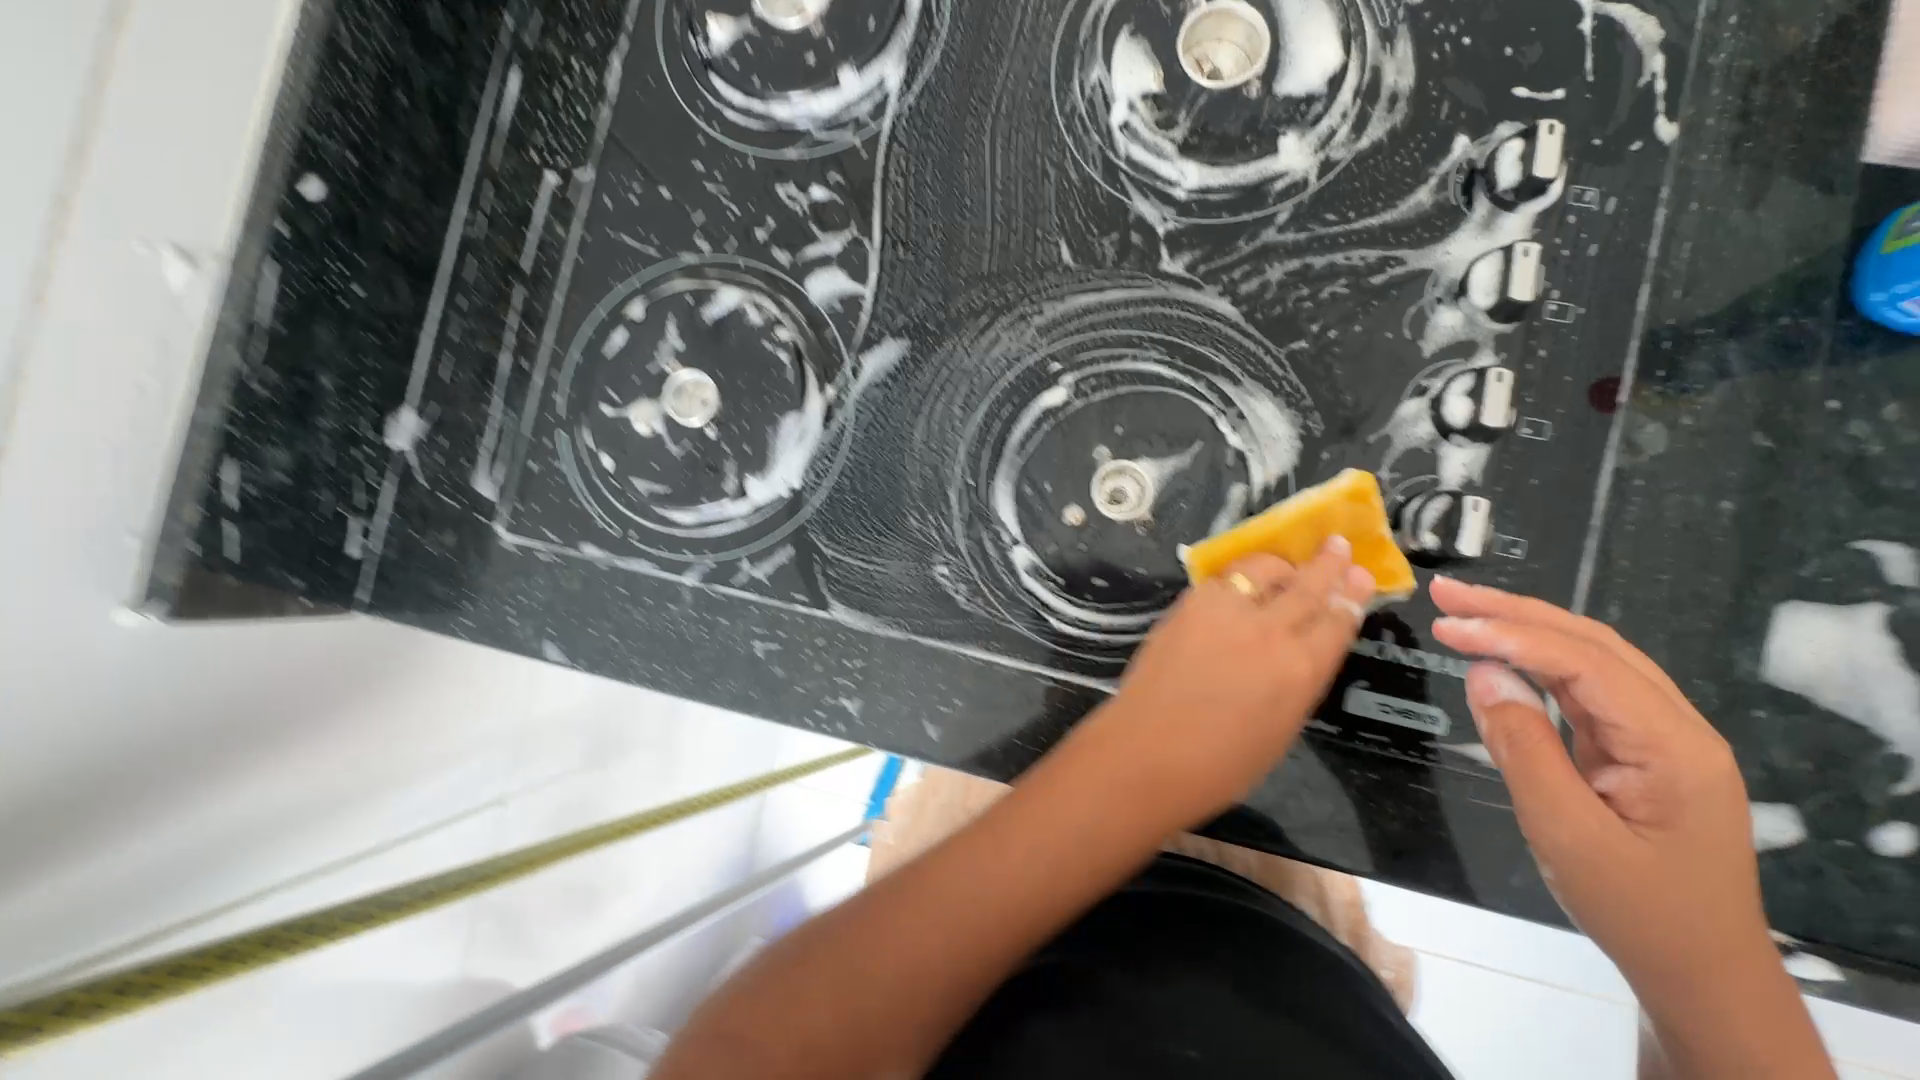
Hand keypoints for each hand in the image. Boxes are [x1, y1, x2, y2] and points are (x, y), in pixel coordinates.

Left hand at [1065, 538, 1376, 830]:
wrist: (1146, 753)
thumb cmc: (1220, 765)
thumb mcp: (1281, 730)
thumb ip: (1296, 683)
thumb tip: (1300, 655)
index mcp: (1300, 669)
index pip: (1337, 622)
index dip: (1351, 597)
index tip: (1361, 577)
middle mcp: (1268, 631)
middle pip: (1306, 586)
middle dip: (1327, 564)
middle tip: (1339, 545)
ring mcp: (1224, 613)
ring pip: (1261, 571)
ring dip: (1279, 565)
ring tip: (1285, 564)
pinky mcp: (1187, 606)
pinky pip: (1222, 580)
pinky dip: (1237, 578)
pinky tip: (1239, 582)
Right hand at [1430, 577, 1832, 1079]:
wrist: (1701, 971)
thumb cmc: (1636, 908)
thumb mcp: (1566, 833)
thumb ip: (1523, 748)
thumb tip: (1484, 675)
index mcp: (1671, 744)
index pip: (1584, 663)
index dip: (1511, 635)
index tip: (1445, 622)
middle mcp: (1676, 727)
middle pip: (1593, 645)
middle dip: (1517, 612)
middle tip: (1447, 591)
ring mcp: (1662, 738)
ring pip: (1592, 661)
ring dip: (1527, 629)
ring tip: (1464, 610)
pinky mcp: (1641, 752)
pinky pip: (1588, 692)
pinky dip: (1539, 664)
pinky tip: (1503, 655)